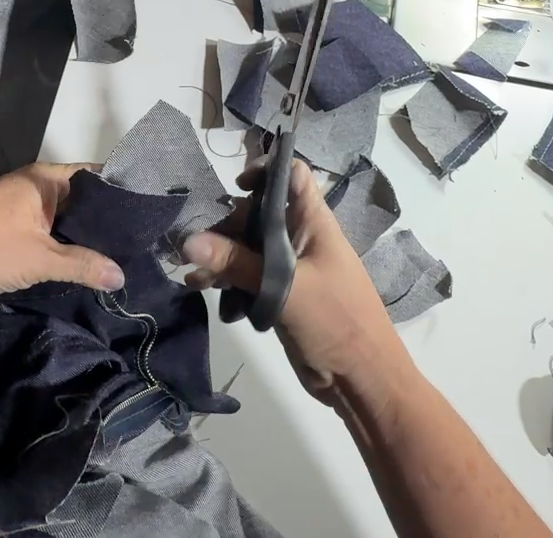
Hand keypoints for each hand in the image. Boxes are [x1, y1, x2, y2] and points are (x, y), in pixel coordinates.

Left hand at [0, 162, 126, 304]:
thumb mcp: (41, 259)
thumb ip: (83, 264)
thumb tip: (121, 276)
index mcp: (43, 179)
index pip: (92, 175)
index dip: (118, 190)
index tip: (146, 208)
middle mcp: (34, 185)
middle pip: (79, 198)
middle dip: (104, 218)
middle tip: (139, 238)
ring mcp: (20, 206)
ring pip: (63, 217)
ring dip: (82, 234)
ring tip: (120, 252)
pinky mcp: (10, 227)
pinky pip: (46, 230)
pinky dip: (63, 242)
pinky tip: (83, 261)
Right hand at [182, 160, 402, 407]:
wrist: (364, 383)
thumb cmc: (336, 322)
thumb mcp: (284, 287)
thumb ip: (236, 262)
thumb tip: (188, 241)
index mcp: (314, 223)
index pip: (292, 175)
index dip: (265, 170)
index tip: (236, 186)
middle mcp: (300, 237)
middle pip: (257, 214)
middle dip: (227, 227)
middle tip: (200, 250)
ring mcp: (290, 266)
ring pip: (249, 247)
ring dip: (221, 258)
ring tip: (195, 277)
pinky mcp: (281, 294)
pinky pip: (248, 276)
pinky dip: (227, 280)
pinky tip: (203, 289)